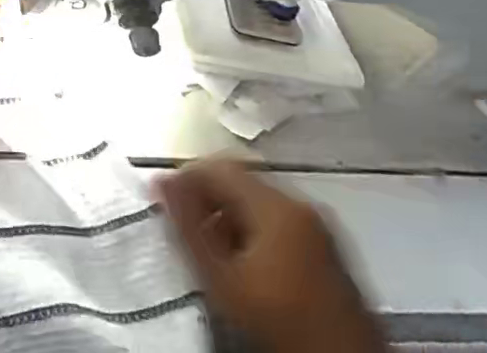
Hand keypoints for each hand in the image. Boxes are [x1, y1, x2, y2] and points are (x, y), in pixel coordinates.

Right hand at [158, 159, 384, 352]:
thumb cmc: (279, 321)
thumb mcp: (221, 277)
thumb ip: (186, 224)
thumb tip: (159, 183)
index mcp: (278, 204)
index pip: (216, 165)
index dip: (184, 177)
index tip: (164, 198)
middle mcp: (302, 205)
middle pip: (238, 181)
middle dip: (206, 199)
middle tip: (185, 226)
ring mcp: (319, 225)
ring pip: (257, 200)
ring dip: (228, 215)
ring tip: (210, 247)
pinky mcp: (326, 245)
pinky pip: (278, 218)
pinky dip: (252, 229)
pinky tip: (241, 259)